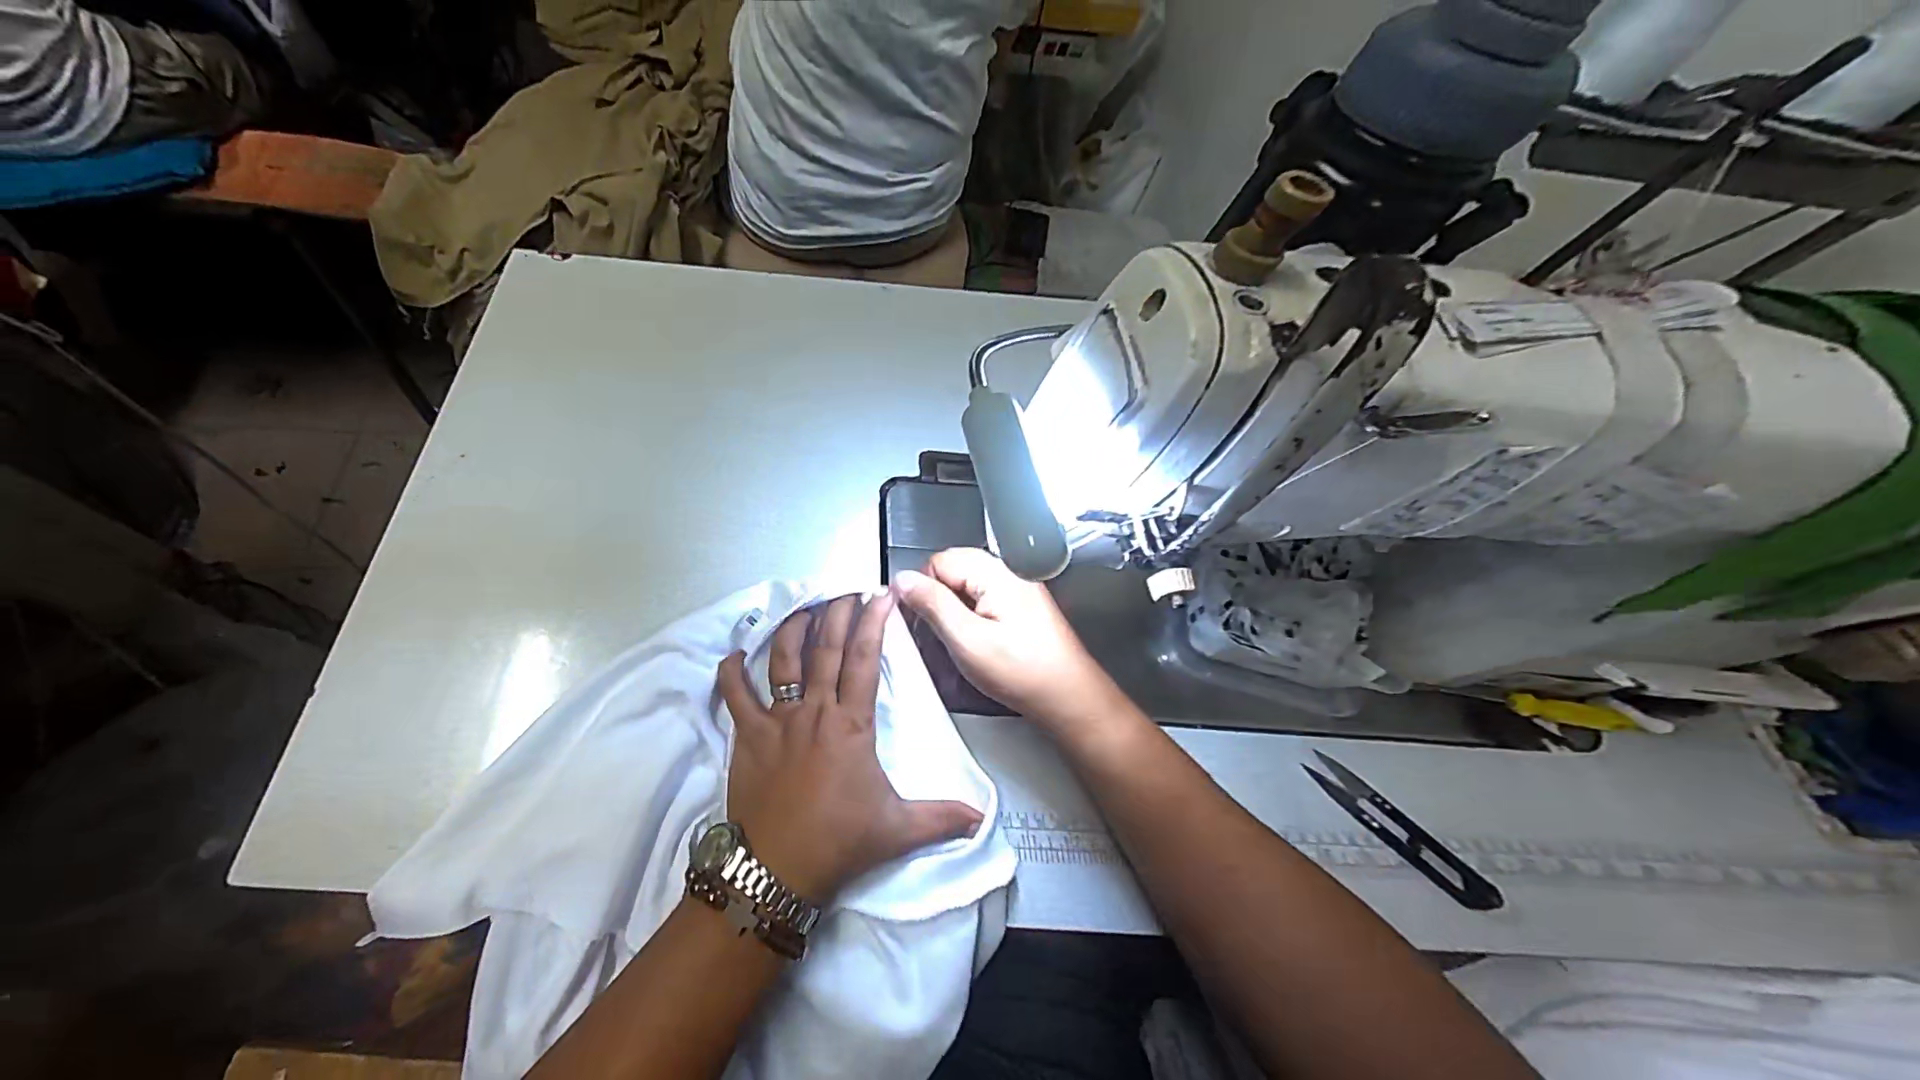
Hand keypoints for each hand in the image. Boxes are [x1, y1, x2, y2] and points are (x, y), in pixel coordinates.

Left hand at [717, 592, 983, 901]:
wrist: (777, 870)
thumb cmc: (840, 841)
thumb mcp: (899, 829)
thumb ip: (942, 817)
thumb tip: (983, 817)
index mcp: (852, 723)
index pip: (866, 659)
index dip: (874, 622)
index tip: (881, 595)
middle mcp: (814, 711)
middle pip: (827, 649)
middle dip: (838, 614)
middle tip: (846, 591)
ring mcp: (778, 721)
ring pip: (784, 661)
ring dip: (794, 630)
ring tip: (804, 609)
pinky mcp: (748, 737)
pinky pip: (735, 696)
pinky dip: (731, 673)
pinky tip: (733, 655)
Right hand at [894, 548, 1123, 729]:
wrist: (1067, 696)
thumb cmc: (1025, 672)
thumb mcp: (967, 640)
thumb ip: (933, 604)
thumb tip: (904, 580)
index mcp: (996, 572)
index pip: (939, 560)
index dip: (922, 589)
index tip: (919, 619)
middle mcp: (1009, 572)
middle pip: (953, 570)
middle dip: (937, 600)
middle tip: (937, 635)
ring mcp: (1018, 588)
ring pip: (966, 587)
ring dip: (953, 612)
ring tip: (958, 644)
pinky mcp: (1021, 606)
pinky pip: (983, 600)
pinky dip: (971, 619)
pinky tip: (977, 644)